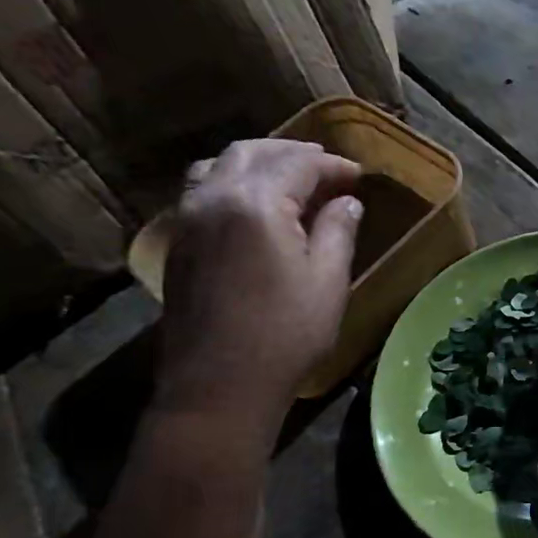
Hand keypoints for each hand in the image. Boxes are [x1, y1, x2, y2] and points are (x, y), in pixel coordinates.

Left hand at [154, 139, 362, 433]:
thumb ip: (338, 232)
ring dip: (257, 162)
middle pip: (252, 153)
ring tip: (287, 178)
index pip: (297, 165)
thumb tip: (347, 201)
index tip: (358, 174)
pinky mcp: (179, 242)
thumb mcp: (327, 282)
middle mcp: (213, 198)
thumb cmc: (286, 334)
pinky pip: (202, 190)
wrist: (220, 383)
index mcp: (256, 203)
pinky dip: (232, 182)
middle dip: (292, 154)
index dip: (332, 166)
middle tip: (325, 167)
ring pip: (219, 166)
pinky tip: (254, 204)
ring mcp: (188, 219)